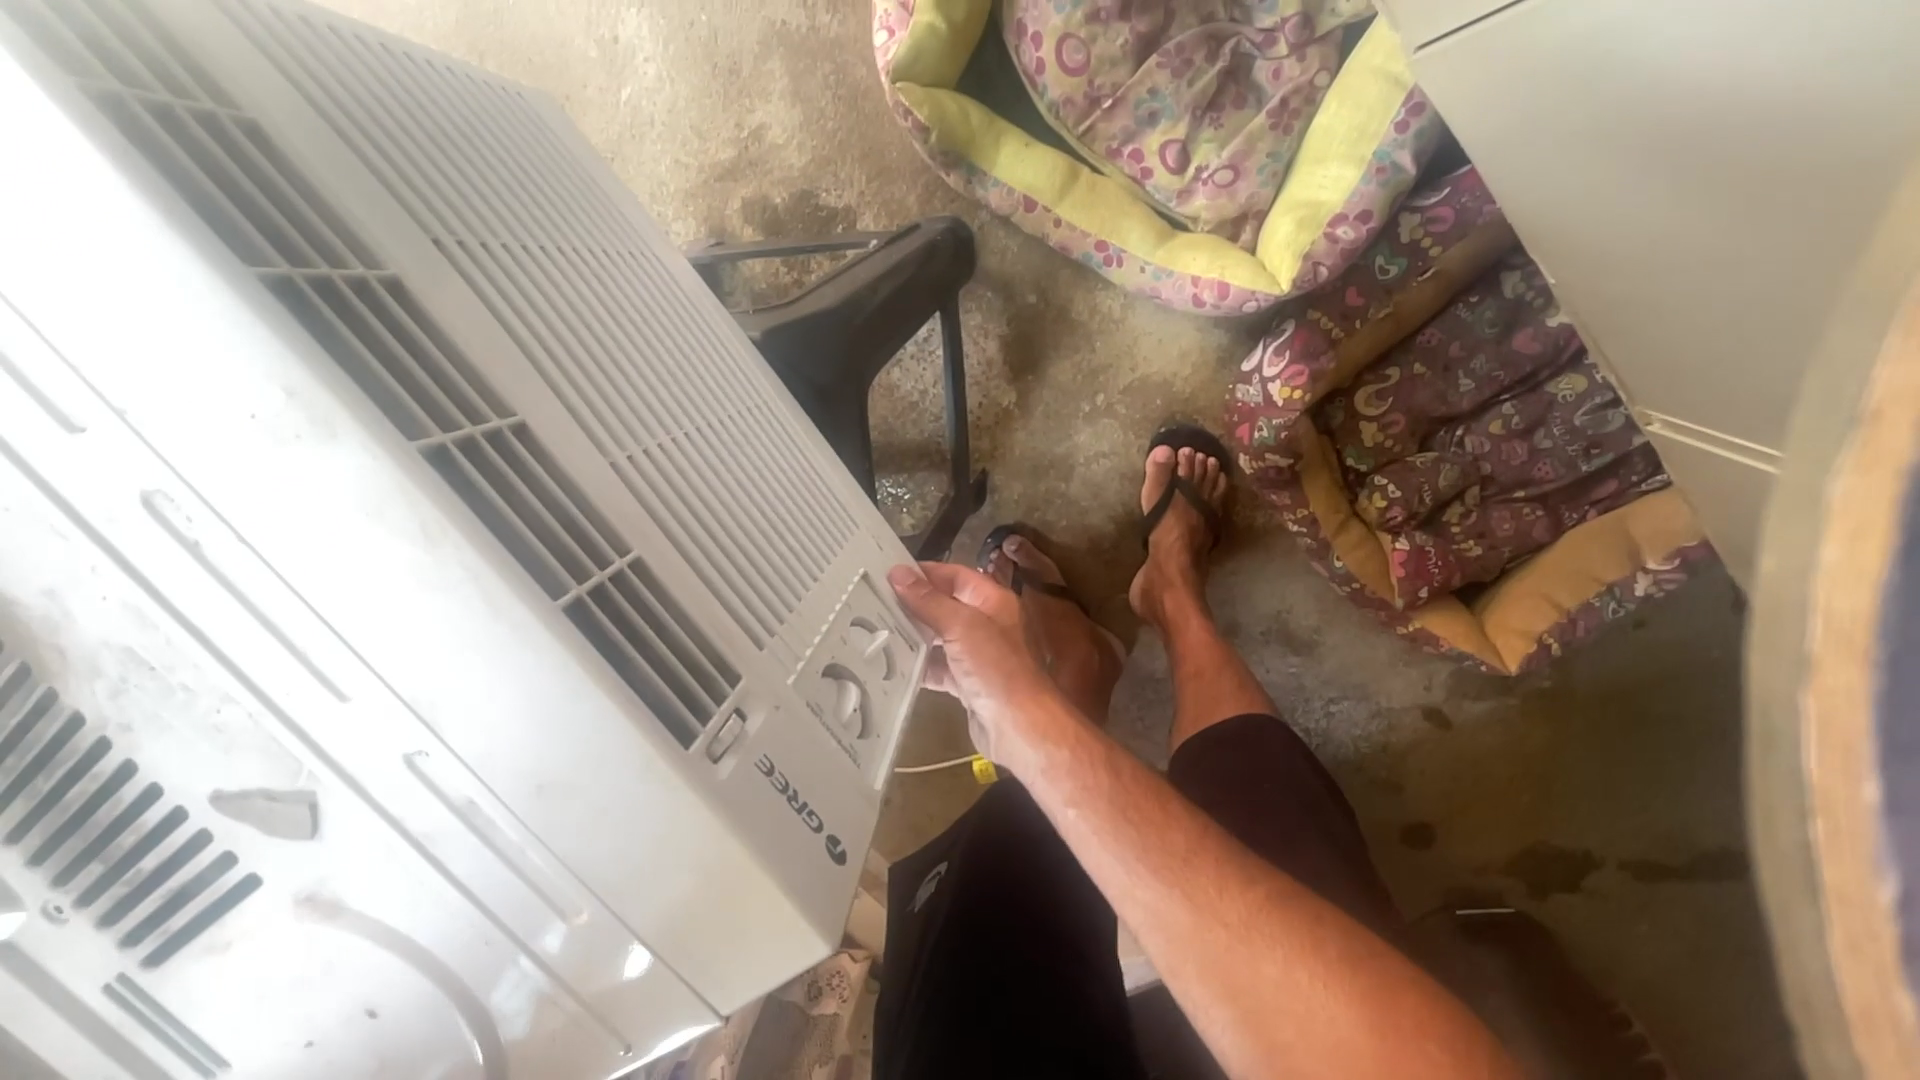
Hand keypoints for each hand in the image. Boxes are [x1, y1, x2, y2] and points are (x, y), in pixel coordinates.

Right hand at [887, 562, 1068, 763]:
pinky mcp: (969, 683)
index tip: (888, 572)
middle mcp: (987, 624)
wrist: (1019, 726)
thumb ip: (928, 600)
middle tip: (874, 601)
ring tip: (876, 629)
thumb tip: (897, 572)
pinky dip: (920, 667)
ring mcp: (978, 655)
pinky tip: (893, 665)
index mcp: (992, 601)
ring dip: (914, 635)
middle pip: (946, 606)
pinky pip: (940, 668)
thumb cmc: (995, 667)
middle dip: (914, 604)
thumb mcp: (961, 626)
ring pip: (941, 638)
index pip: (955, 576)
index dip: (925, 572)